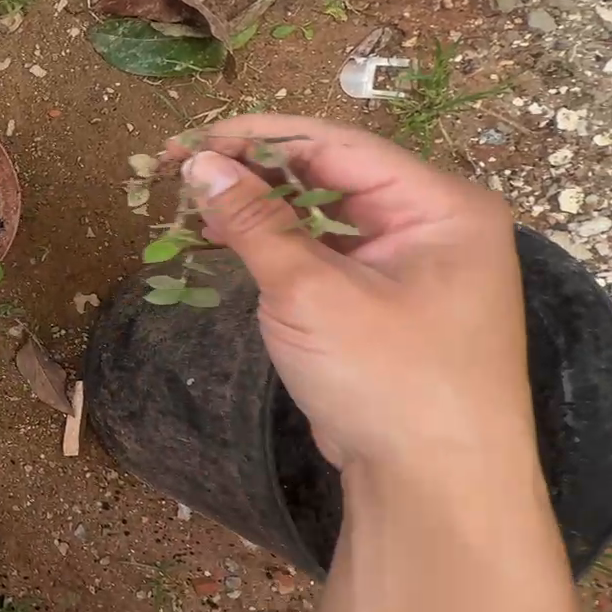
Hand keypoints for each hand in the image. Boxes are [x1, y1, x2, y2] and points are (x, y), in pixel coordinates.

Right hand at [164, 115, 532, 479]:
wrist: (428, 473)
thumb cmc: (384, 374)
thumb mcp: (309, 290)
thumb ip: (253, 221)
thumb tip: (198, 163)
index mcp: (435, 206)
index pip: (334, 145)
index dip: (255, 137)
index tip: (187, 142)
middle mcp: (422, 221)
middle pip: (322, 173)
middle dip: (247, 169)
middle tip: (175, 169)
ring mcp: (397, 258)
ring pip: (310, 210)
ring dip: (249, 205)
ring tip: (185, 203)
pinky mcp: (370, 290)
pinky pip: (310, 246)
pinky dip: (263, 238)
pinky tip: (217, 236)